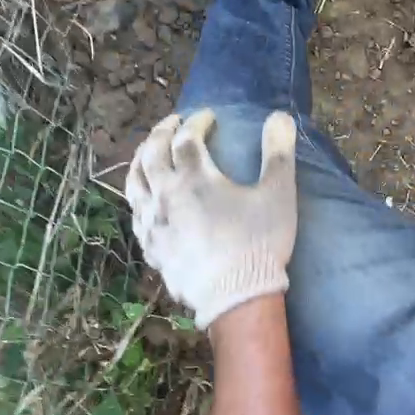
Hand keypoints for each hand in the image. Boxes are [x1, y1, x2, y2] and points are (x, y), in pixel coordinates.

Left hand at [125, 109, 298, 329]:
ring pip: (135, 181)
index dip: (197, 122)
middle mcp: (165, 195)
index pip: (187, 138)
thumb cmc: (259, 242)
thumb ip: (279, 152)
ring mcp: (153, 223)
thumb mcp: (278, 193)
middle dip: (162, 132)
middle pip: (152, 153)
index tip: (209, 116)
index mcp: (194, 177)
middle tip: (174, 122)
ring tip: (149, 151)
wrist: (236, 299)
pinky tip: (147, 198)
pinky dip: (139, 194)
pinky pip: (136, 213)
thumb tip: (279, 116)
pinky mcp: (150, 248)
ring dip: (141, 159)